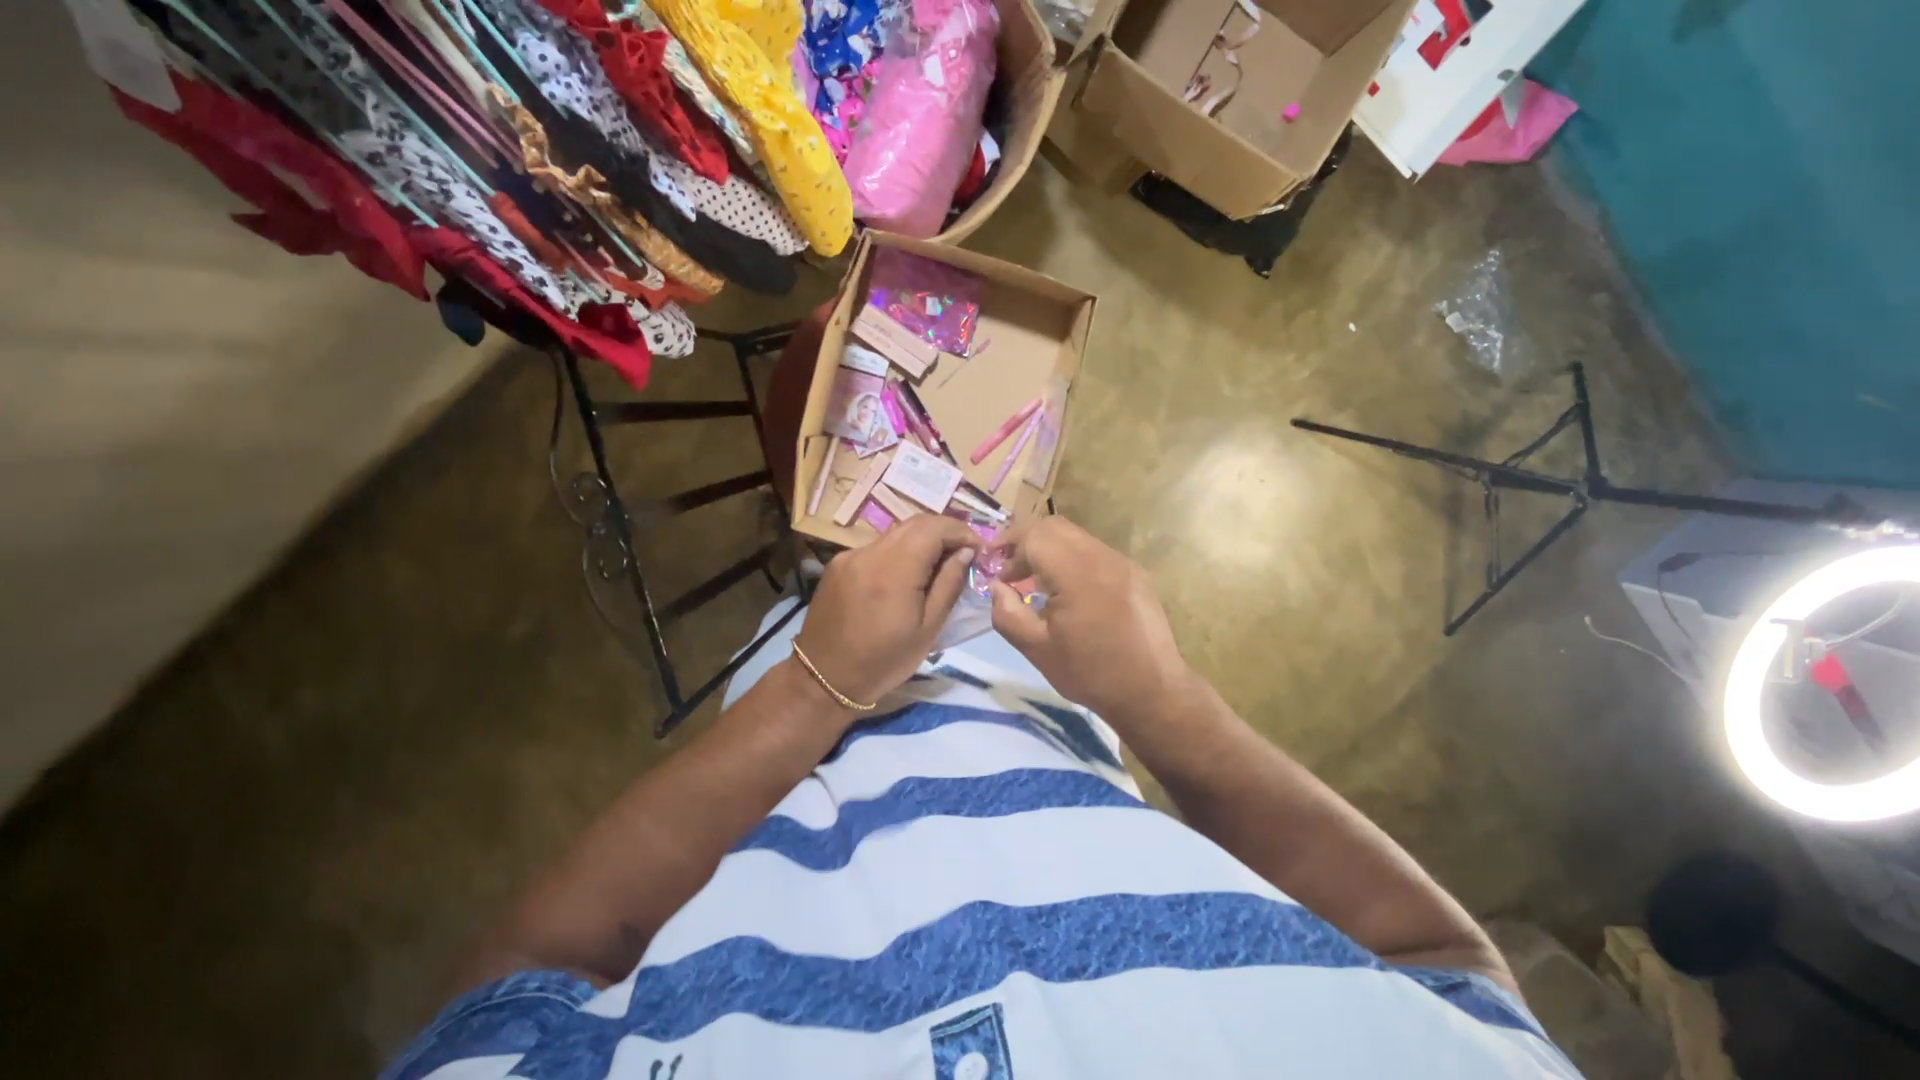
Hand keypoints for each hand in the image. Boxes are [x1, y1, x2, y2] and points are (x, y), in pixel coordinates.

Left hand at [793, 515, 981, 707]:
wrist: (824, 678)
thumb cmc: (884, 661)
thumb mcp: (928, 629)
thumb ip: (949, 584)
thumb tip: (966, 552)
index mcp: (894, 570)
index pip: (934, 527)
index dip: (961, 531)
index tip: (978, 549)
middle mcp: (869, 553)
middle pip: (915, 523)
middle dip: (944, 533)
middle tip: (964, 555)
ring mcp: (849, 556)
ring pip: (895, 534)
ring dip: (921, 542)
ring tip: (937, 567)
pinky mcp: (838, 565)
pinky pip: (876, 549)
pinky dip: (898, 554)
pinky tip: (904, 578)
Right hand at [988, 517, 1193, 719]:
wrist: (1151, 691)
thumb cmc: (1090, 672)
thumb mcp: (1036, 649)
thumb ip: (1007, 613)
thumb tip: (997, 587)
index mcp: (1076, 571)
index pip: (1033, 536)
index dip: (1007, 548)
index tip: (995, 573)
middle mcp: (1102, 556)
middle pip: (1054, 527)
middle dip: (1025, 542)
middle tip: (1008, 569)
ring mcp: (1122, 563)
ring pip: (1076, 537)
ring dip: (1049, 550)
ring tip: (1034, 581)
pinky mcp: (1135, 574)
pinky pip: (1095, 553)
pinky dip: (1072, 560)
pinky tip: (1067, 592)